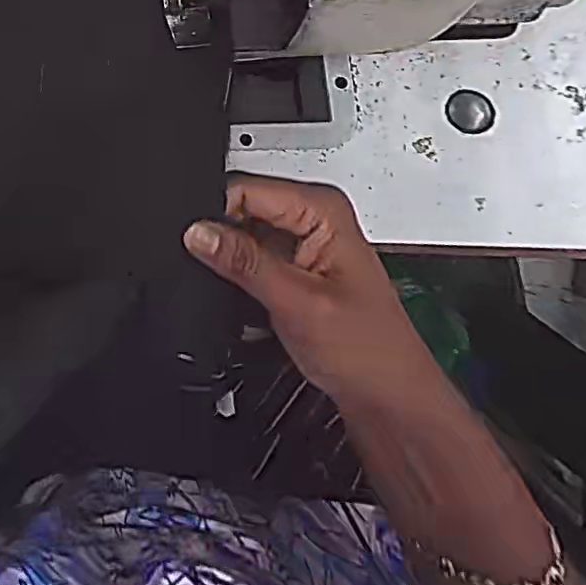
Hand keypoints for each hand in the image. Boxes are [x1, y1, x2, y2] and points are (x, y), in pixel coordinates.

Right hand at [184, 175, 443, 407]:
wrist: (386, 396)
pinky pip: (250, 255)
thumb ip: (244, 263)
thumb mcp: (297, 303)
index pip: (247, 188)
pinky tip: (253, 300)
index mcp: (322, 208)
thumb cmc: (368, 351)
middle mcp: (314, 215)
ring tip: (251, 294)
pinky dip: (241, 276)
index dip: (217, 215)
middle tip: (229, 277)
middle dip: (225, 238)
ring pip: (242, 233)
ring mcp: (303, 239)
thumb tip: (199, 233)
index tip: (199, 243)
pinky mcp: (293, 262)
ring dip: (234, 262)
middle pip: (242, 207)